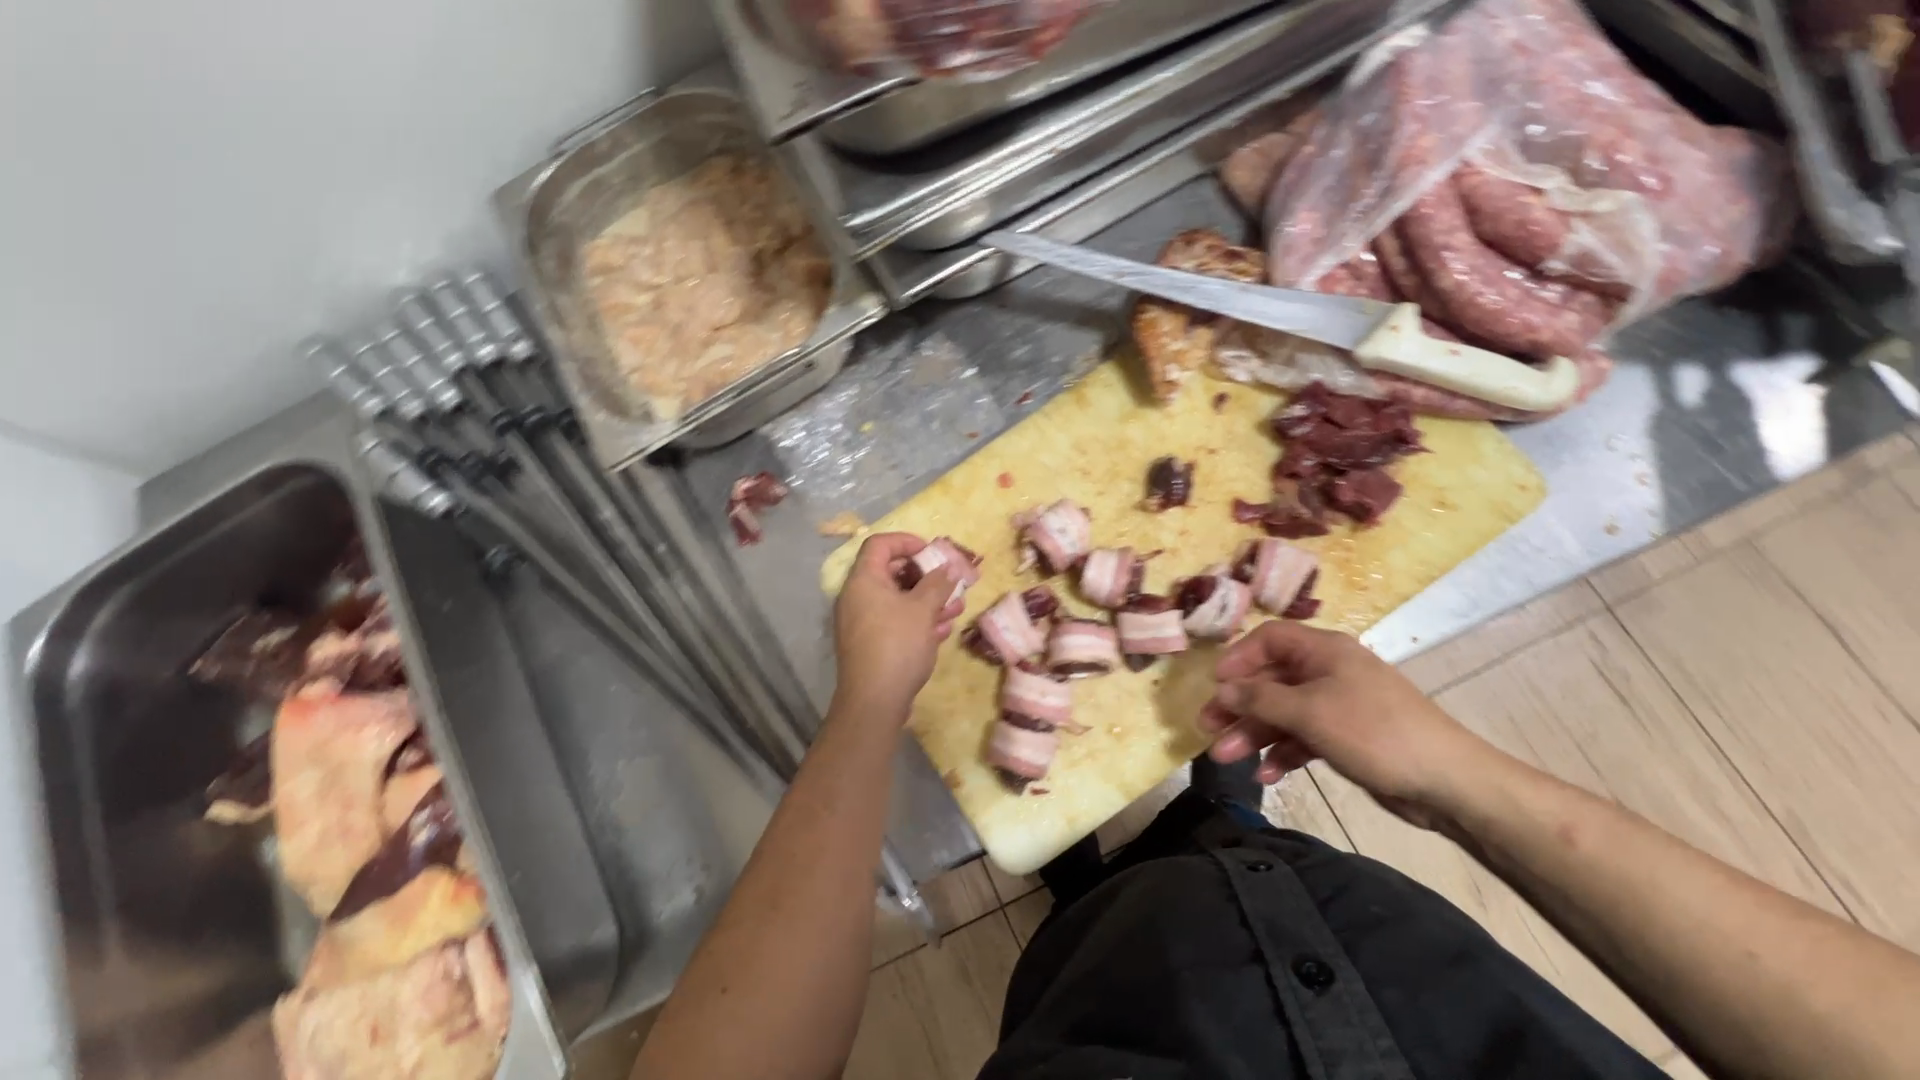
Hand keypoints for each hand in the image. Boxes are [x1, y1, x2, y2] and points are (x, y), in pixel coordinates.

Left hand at [831, 533, 963, 722]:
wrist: (873, 701)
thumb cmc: (897, 645)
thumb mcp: (923, 610)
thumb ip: (938, 583)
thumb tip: (950, 565)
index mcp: (863, 581)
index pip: (880, 544)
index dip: (906, 541)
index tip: (932, 552)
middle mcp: (857, 598)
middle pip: (891, 573)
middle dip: (925, 576)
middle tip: (950, 581)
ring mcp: (862, 623)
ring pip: (897, 601)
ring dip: (928, 601)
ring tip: (957, 608)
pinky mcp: (870, 645)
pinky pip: (895, 623)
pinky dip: (917, 622)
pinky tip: (942, 631)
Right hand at [1198, 621, 1494, 828]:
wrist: (1445, 780)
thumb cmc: (1374, 732)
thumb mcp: (1310, 712)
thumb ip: (1261, 697)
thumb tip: (1223, 687)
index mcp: (1325, 651)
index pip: (1270, 639)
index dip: (1239, 658)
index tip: (1215, 684)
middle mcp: (1329, 672)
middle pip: (1271, 679)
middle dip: (1238, 704)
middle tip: (1207, 728)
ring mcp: (1339, 706)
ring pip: (1283, 712)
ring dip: (1254, 733)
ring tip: (1226, 757)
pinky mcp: (1347, 737)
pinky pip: (1303, 738)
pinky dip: (1283, 753)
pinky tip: (1266, 775)